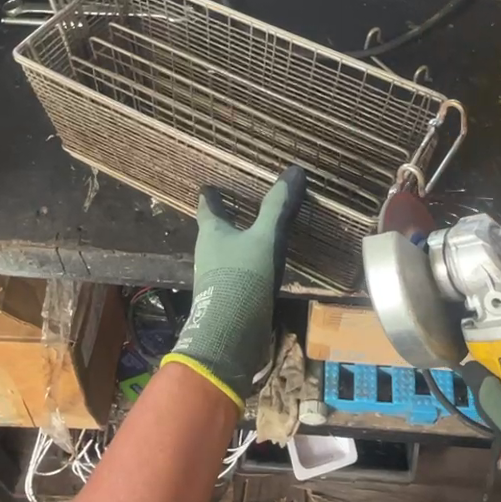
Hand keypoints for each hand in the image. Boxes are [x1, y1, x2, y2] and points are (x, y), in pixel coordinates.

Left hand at [161, 166, 307, 409]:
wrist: (231, 331)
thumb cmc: (243, 275)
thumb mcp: (266, 236)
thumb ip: (278, 206)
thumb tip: (293, 171)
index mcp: (212, 233)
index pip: (207, 208)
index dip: (208, 196)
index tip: (207, 187)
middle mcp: (207, 253)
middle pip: (213, 231)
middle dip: (222, 220)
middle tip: (233, 208)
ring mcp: (214, 277)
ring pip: (222, 253)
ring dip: (233, 244)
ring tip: (248, 236)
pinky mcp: (225, 297)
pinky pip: (234, 273)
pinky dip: (243, 265)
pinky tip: (257, 268)